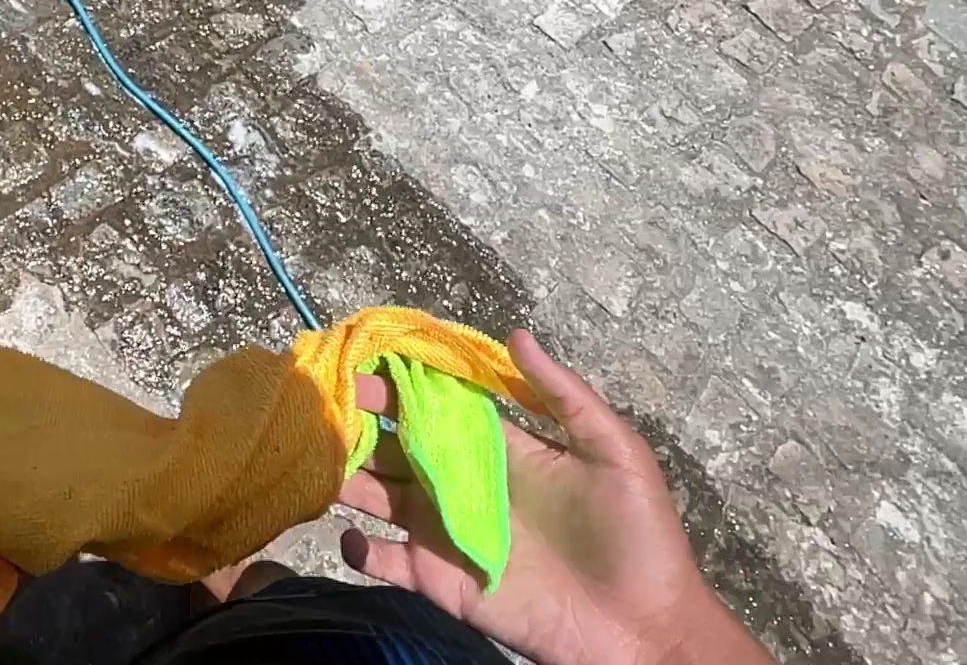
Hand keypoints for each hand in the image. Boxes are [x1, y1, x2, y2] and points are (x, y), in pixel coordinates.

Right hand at [338, 330, 772, 664]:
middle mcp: (450, 477)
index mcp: (485, 444)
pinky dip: (357, 549)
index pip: (425, 401)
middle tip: (324, 409)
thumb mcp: (613, 453)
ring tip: (322, 469)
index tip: (357, 360)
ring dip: (343, 479)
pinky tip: (355, 540)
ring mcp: (437, 527)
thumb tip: (516, 333)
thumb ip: (562, 393)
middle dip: (352, 422)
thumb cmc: (635, 536)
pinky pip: (381, 559)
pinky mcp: (434, 576)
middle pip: (386, 442)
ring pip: (371, 492)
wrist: (644, 634)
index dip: (391, 380)